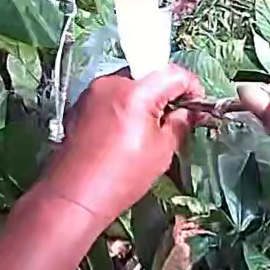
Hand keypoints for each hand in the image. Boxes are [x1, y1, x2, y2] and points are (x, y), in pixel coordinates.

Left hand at [37, 65, 203, 224]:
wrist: (73, 196)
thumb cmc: (122, 177)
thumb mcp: (162, 150)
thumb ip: (179, 123)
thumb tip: (189, 111)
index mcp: (136, 92)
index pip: (173, 73)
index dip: (191, 86)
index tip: (196, 104)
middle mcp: (112, 83)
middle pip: (150, 75)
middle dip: (165, 92)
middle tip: (173, 118)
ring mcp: (93, 91)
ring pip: (130, 84)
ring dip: (144, 98)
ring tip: (147, 128)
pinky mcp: (81, 103)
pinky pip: (112, 95)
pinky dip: (124, 105)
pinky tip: (124, 132)